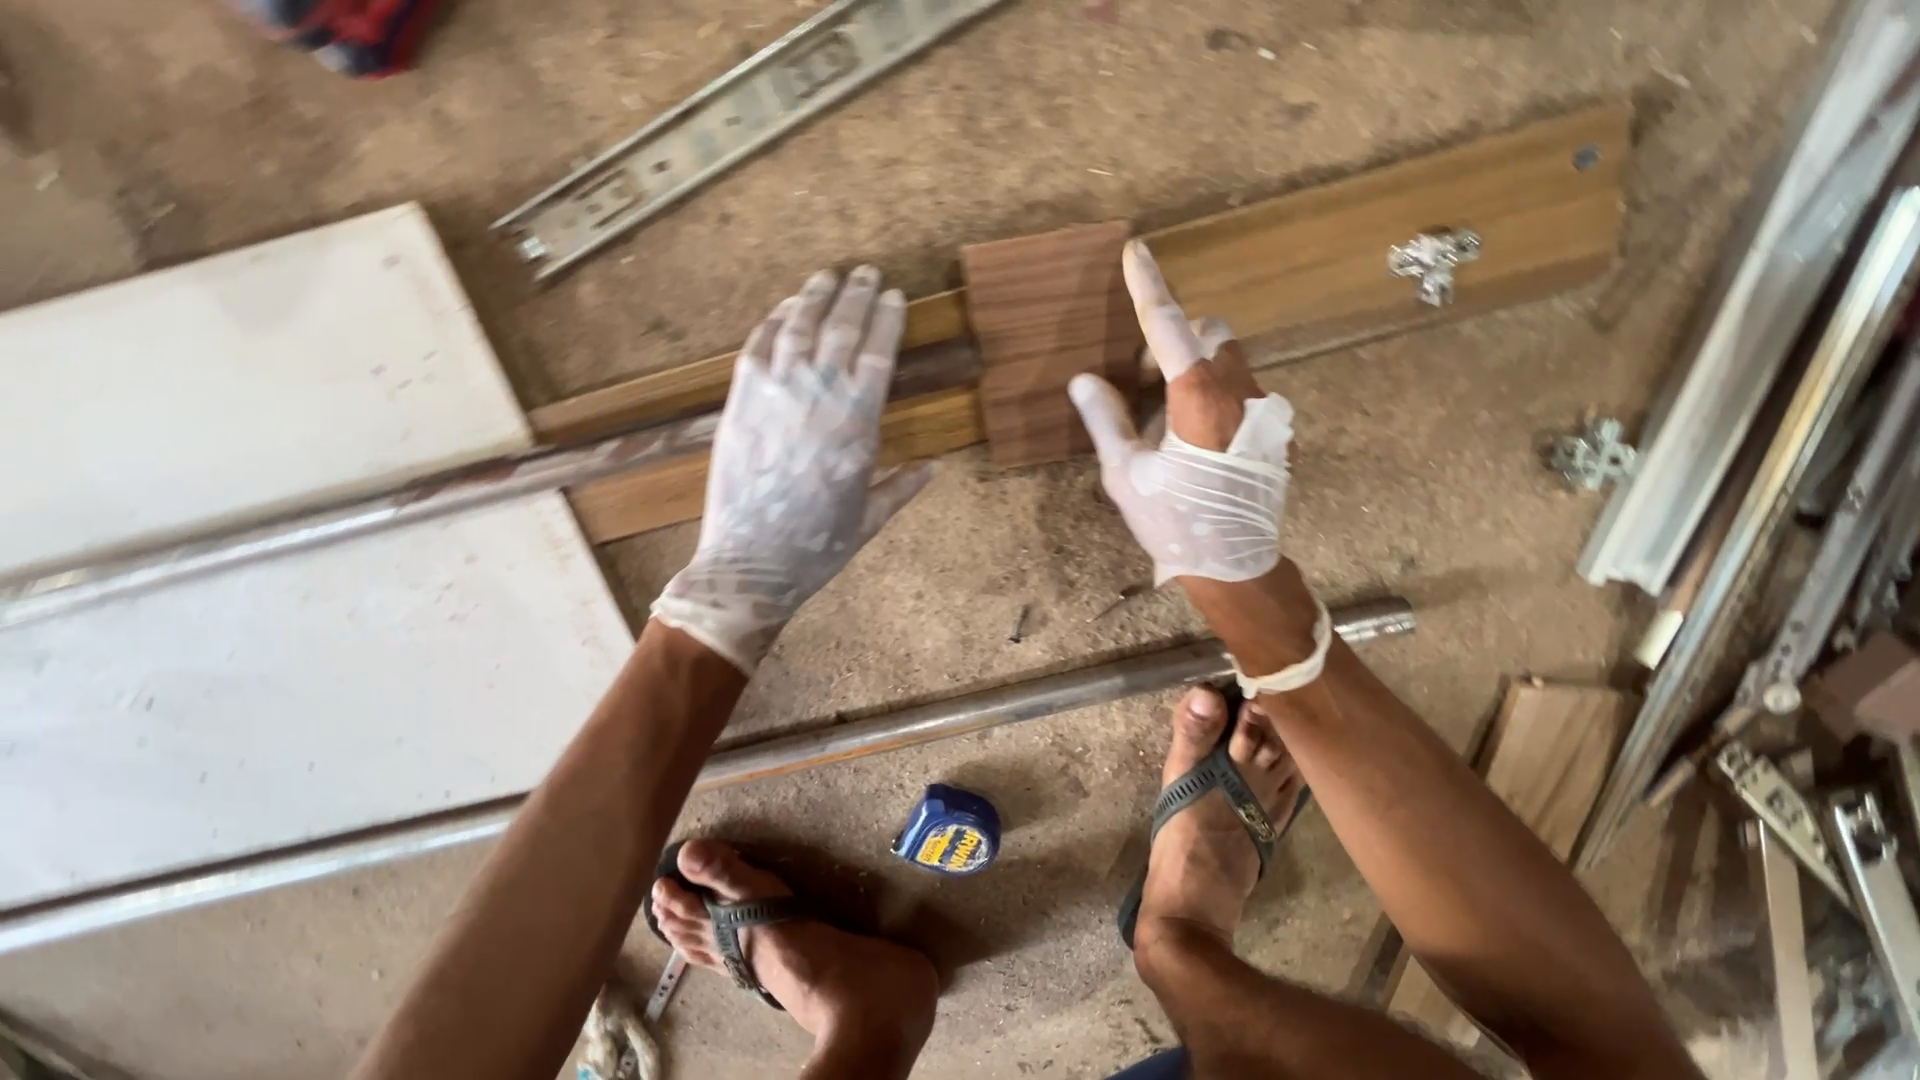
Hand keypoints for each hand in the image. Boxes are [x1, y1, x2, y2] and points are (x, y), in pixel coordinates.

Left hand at [651, 267, 932, 673]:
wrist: (750, 563)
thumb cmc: (817, 548)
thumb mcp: (870, 519)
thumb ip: (903, 487)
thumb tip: (934, 467)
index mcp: (859, 425)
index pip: (880, 352)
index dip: (888, 318)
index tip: (895, 295)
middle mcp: (819, 398)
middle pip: (841, 328)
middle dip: (857, 294)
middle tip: (866, 272)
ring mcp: (774, 395)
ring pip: (797, 327)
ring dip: (814, 296)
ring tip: (826, 276)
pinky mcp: (740, 403)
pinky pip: (757, 347)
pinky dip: (771, 322)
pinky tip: (783, 310)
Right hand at [1068, 240, 1324, 681]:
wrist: (1235, 566)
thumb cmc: (1174, 523)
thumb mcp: (1125, 475)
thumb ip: (1105, 419)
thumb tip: (1084, 380)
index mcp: (1198, 400)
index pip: (1169, 326)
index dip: (1148, 286)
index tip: (1136, 251)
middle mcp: (1240, 393)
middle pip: (1211, 333)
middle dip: (1177, 343)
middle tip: (1147, 388)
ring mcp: (1265, 412)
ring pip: (1231, 359)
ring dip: (1196, 372)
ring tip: (1170, 423)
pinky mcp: (1275, 430)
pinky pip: (1243, 389)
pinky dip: (1216, 396)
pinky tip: (1198, 444)